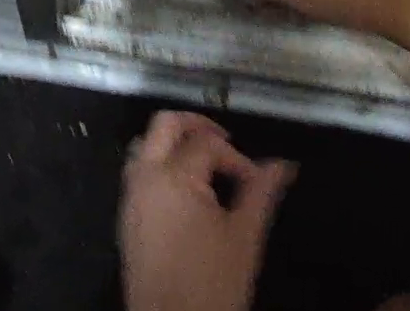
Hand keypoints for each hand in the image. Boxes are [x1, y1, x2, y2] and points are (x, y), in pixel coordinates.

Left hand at [120, 111, 295, 310]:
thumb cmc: (211, 285)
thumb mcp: (245, 238)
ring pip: (145, 145)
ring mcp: (129, 197)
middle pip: (164, 124)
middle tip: (225, 141)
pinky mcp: (125, 218)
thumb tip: (284, 165)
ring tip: (205, 163)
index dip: (237, 158)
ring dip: (173, 143)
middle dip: (196, 125)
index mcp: (173, 177)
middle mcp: (144, 178)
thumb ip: (262, 192)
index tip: (255, 182)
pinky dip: (159, 165)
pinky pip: (137, 172)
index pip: (208, 143)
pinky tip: (186, 190)